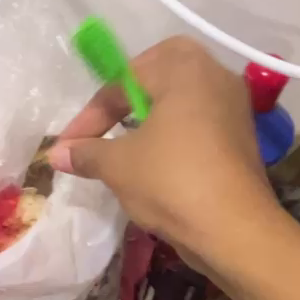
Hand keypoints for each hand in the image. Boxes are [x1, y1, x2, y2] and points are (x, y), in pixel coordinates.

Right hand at [49, 36, 283, 269]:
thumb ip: (86, 152)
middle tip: (103, 126)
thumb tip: (56, 154)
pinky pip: (198, 124)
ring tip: (124, 148)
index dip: (91, 114)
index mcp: (185, 69)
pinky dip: (172, 137)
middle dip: (125, 101)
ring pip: (180, 102)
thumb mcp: (117, 166)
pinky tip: (155, 164)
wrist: (234, 230)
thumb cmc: (171, 181)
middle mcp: (216, 76)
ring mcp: (235, 107)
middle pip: (158, 77)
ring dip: (149, 121)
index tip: (69, 145)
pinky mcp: (242, 138)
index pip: (124, 80)